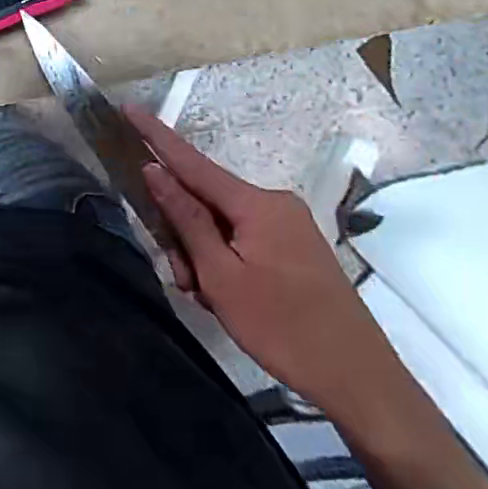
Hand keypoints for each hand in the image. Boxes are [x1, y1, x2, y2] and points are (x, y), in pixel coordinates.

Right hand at [125, 108, 398, 419]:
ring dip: (203, 255)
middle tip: (183, 279)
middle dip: (182, 233)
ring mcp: (287, 225)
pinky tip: (226, 297)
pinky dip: (224, 261)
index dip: (155, 136)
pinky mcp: (294, 247)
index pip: (192, 162)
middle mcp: (273, 203)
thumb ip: (186, 219)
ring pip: (221, 225)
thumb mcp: (221, 276)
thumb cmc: (283, 328)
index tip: (128, 109)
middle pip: (205, 201)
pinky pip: (242, 239)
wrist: (359, 380)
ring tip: (208, 298)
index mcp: (256, 204)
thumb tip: (155, 170)